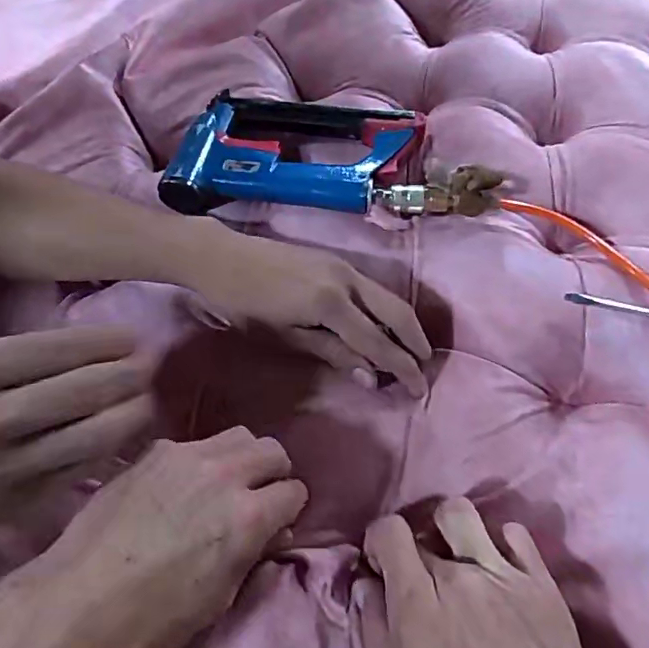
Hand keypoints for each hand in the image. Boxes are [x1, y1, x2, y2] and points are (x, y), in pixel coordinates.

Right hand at [0, 326, 155, 573]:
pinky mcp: (0, 514)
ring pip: (91, 436)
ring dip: (131, 412)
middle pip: (84, 390)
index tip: (135, 337)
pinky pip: (71, 475)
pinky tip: (121, 437)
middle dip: (131, 373)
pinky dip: (103, 452)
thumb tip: (73, 347)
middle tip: (156, 362)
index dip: (107, 342)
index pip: (57, 350)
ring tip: (149, 396)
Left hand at [10, 427, 306, 647]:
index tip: (275, 527)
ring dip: (243, 458)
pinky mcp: (155, 452)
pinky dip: (202, 460)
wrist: (75, 604)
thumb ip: (253, 555)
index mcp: (248, 515)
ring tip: (224, 483)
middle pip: (274, 451)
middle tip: (256, 498)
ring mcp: (188, 455)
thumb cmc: (152, 620)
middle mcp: (225, 474)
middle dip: (274, 475)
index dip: (288, 513)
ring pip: (240, 435)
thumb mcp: (218, 600)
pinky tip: (180, 486)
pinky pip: (196, 443)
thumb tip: (274, 530)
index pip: (296, 492)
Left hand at [179, 225, 431, 394]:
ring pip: (388, 297)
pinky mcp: (337, 260)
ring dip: (404, 324)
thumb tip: (371, 376)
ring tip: (410, 350)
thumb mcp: (285, 336)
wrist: (223, 257)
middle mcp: (348, 280)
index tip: (419, 389)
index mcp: (332, 304)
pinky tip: (383, 325)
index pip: (378, 342)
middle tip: (425, 368)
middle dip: (416, 341)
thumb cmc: (245, 305)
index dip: (401, 367)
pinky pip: (373, 288)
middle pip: (396, 312)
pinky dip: (386, 309)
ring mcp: (344, 266)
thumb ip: (332, 352)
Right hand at [360, 499, 625, 647]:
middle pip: (425, 529)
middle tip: (422, 579)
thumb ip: (375, 635)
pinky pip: (516, 532)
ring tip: (457, 559)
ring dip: (452, 529)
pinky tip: (499, 570)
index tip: (382, 563)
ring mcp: (505, 574)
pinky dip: (500, 543)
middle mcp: (459, 576)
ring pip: (465, 513)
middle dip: (415, 548)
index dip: (379, 540)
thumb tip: (365, 584)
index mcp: (418, 604)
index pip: (389, 529)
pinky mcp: (542, 582)